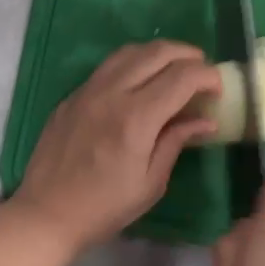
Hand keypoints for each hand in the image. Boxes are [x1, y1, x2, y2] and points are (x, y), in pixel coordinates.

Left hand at [7, 42, 220, 254]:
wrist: (46, 212)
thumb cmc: (103, 207)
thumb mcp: (150, 183)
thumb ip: (176, 143)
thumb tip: (205, 121)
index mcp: (135, 118)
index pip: (181, 76)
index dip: (208, 76)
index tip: (218, 90)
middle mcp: (109, 94)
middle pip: (155, 53)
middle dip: (187, 56)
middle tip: (200, 74)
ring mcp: (85, 93)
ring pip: (126, 53)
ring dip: (156, 55)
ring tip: (172, 72)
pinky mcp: (69, 99)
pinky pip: (104, 69)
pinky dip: (129, 66)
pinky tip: (137, 87)